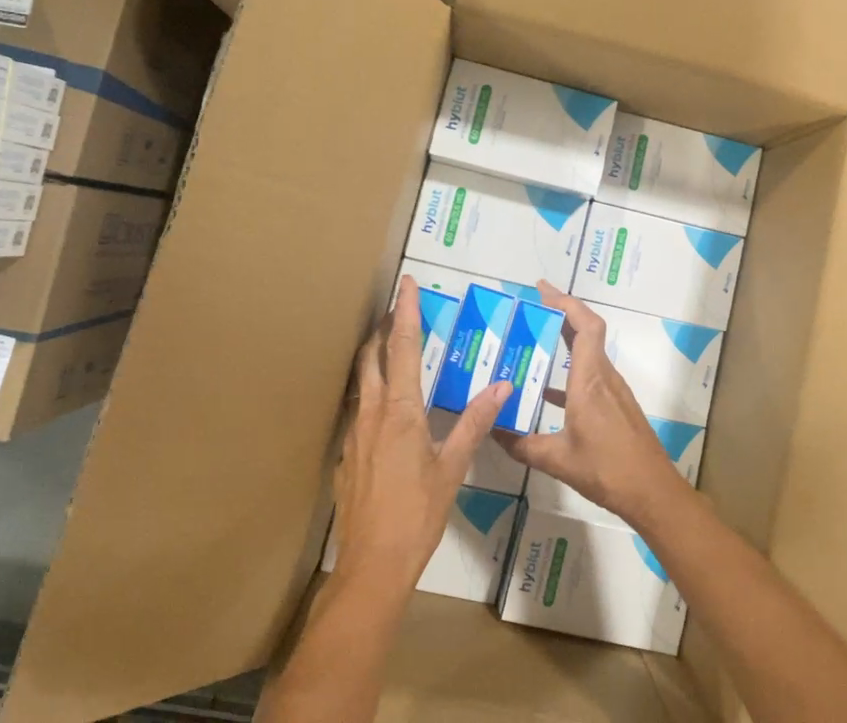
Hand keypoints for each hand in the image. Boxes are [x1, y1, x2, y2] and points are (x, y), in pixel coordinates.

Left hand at [330, 276, 509, 589]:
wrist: (372, 563)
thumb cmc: (418, 513)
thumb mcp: (452, 467)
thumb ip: (474, 422)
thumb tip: (501, 385)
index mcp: (401, 411)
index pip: (405, 348)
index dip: (407, 312)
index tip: (406, 282)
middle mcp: (371, 414)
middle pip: (372, 357)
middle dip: (384, 329)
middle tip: (399, 311)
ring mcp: (352, 435)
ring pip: (361, 383)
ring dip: (374, 359)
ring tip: (391, 349)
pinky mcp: (344, 456)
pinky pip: (357, 412)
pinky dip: (371, 395)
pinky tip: (385, 412)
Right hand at [495, 281, 688, 523]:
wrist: (653, 493)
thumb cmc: (607, 471)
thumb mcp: (556, 460)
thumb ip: (521, 445)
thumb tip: (491, 431)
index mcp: (590, 382)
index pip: (585, 326)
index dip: (566, 302)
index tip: (541, 290)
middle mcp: (604, 379)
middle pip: (586, 333)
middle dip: (559, 316)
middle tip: (528, 311)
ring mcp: (614, 393)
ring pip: (588, 356)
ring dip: (564, 344)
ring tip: (530, 346)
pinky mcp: (617, 407)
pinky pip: (590, 378)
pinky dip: (569, 375)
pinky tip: (546, 393)